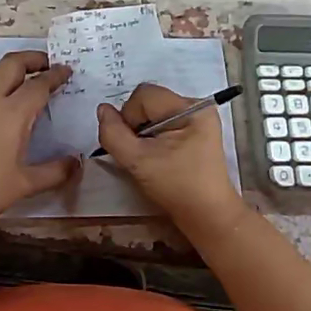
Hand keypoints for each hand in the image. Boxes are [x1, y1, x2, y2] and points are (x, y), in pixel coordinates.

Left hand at [0, 51, 79, 241]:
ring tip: (21, 86)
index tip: (66, 70)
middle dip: (32, 58)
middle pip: (12, 63)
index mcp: (12, 113)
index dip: (55, 75)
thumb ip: (55, 171)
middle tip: (46, 64)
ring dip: (9, 73)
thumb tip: (75, 163)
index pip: (39, 84)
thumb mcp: (25, 184)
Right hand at [95, 84, 246, 231]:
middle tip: (140, 151)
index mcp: (189, 108)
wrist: (207, 215)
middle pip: (149, 100)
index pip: (143, 95)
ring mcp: (198, 118)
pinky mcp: (196, 130)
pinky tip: (159, 155)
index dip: (129, 117)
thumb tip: (102, 109)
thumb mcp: (137, 161)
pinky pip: (165, 121)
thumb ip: (113, 134)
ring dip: (144, 130)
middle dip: (136, 123)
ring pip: (155, 111)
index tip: (133, 145)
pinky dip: (154, 135)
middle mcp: (197, 106)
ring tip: (150, 155)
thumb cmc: (175, 187)